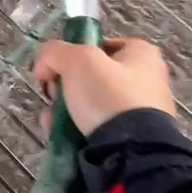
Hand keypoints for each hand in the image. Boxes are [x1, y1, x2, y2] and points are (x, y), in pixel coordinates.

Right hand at [32, 38, 175, 134]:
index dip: (78, 49)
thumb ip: (54, 51)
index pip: (104, 42)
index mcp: (143, 56)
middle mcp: (146, 81)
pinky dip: (74, 124)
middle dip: (65, 81)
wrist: (132, 150)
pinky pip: (95, 122)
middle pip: (92, 72)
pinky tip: (59, 128)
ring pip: (89, 99)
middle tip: (54, 89)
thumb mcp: (76, 59)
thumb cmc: (109, 95)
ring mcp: (140, 111)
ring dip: (65, 105)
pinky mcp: (131, 135)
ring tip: (52, 114)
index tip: (61, 62)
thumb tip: (45, 65)